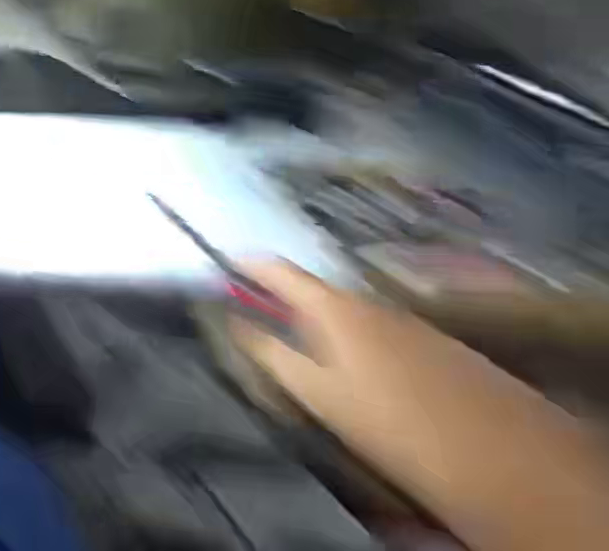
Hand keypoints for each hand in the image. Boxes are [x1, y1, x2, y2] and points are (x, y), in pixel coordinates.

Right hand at [232, 262, 584, 508]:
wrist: (521, 474)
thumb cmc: (392, 425)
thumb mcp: (313, 391)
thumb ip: (265, 348)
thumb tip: (228, 316)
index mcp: (333, 306)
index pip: (273, 267)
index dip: (240, 263)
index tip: (216, 266)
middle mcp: (375, 304)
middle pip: (315, 291)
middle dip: (285, 301)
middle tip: (260, 318)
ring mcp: (419, 326)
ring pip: (354, 313)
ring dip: (326, 323)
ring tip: (312, 351)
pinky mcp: (452, 352)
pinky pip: (389, 333)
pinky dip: (364, 342)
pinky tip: (368, 375)